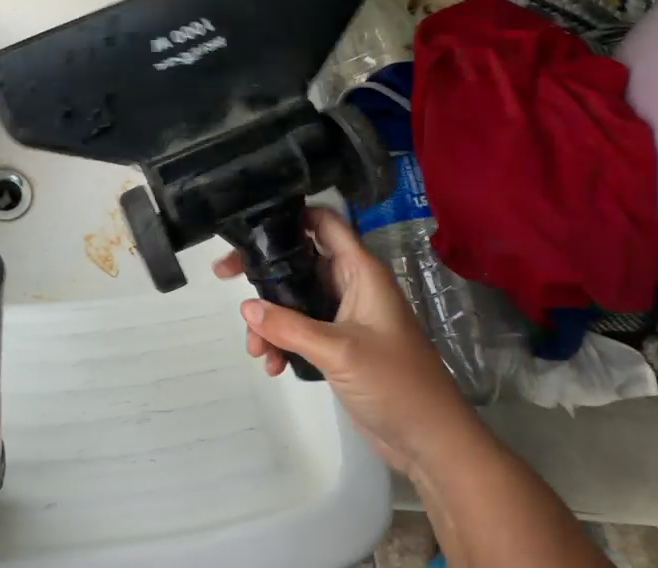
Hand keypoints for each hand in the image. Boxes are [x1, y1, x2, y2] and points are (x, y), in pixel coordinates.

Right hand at [213, 206, 481, 473]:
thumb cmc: (396, 384)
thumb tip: (245, 307)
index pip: (324, 223)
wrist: (432, 442)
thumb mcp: (339, 350)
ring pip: (294, 300)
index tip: (250, 223)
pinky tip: (273, 366)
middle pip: (299, 262)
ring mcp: (345, 316)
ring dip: (270, 319)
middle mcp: (352, 286)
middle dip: (263, 273)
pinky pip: (300, 330)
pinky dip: (282, 342)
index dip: (290, 215)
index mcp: (361, 272)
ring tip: (256, 349)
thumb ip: (289, 326)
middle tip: (225, 276)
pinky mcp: (339, 345)